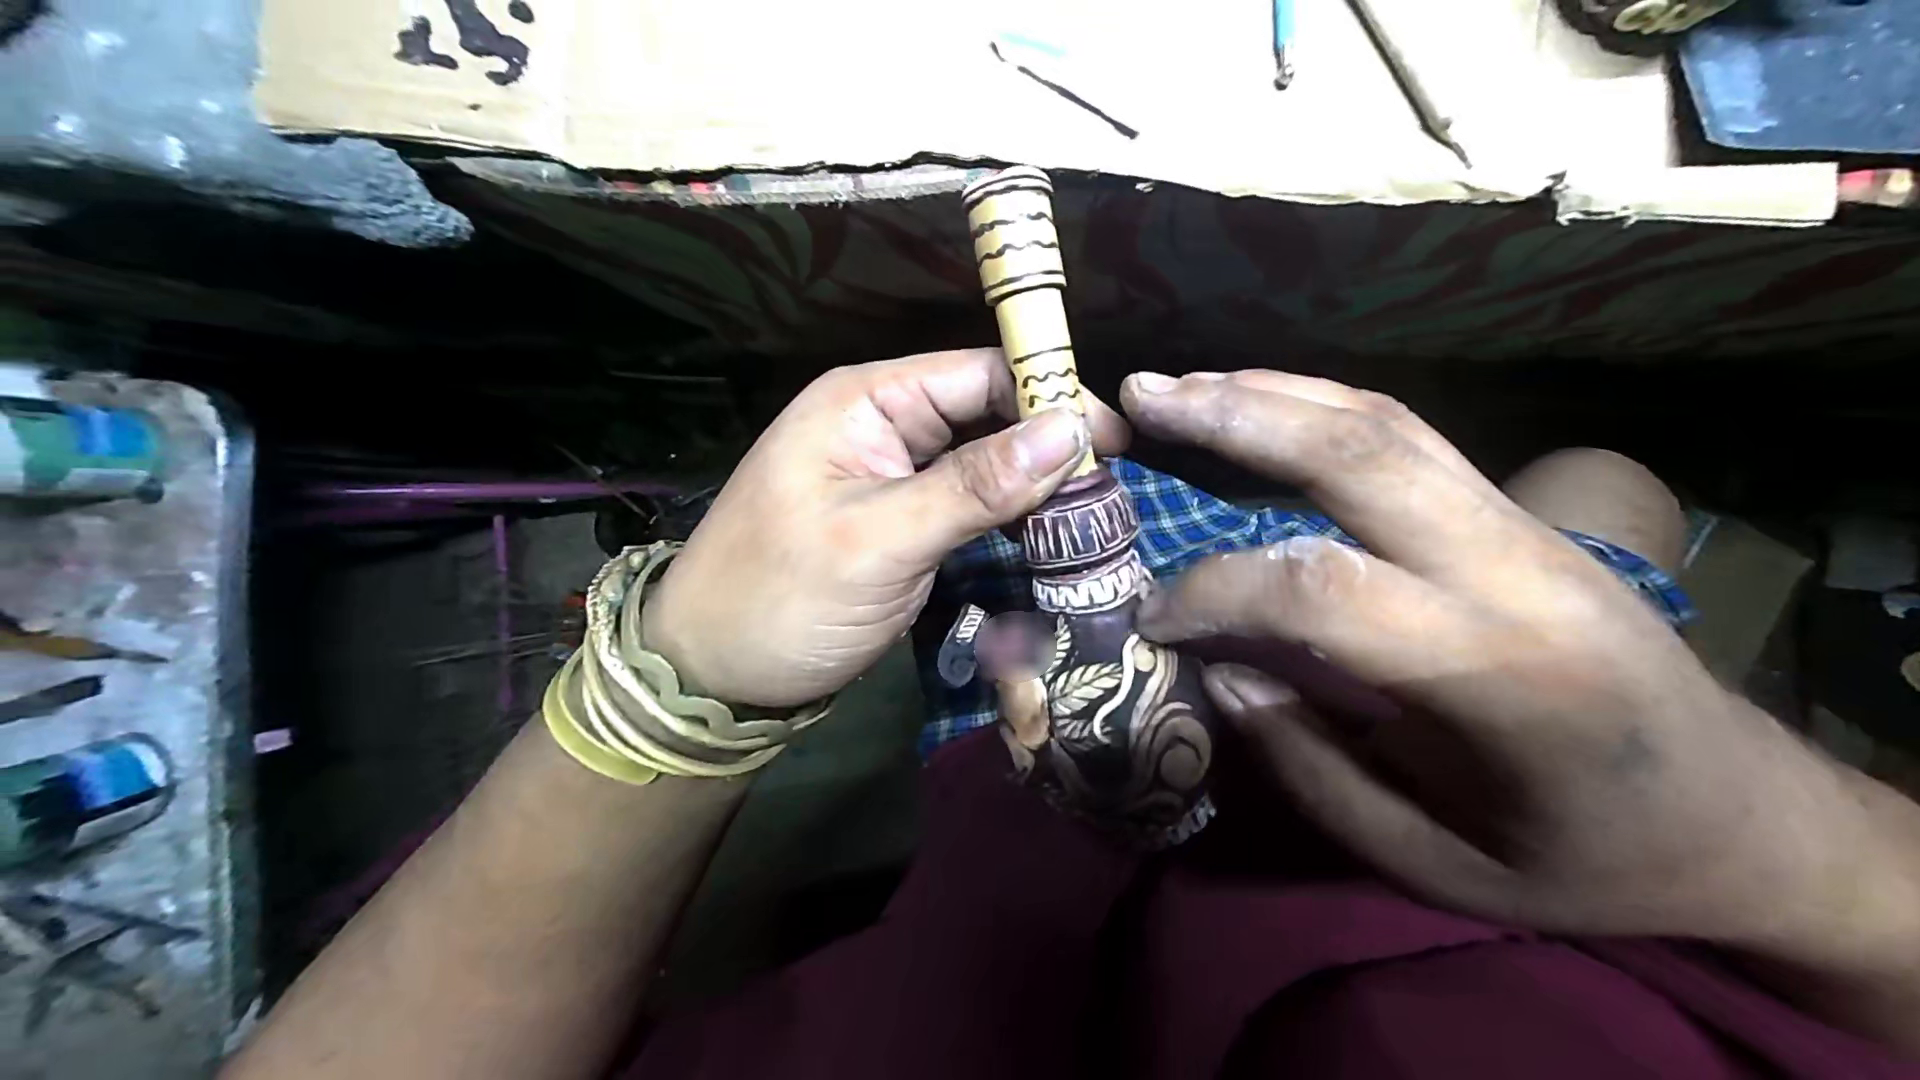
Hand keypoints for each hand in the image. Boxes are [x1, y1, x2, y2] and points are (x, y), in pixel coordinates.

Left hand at [642, 350, 1127, 708]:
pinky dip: (1008, 511)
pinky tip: (1048, 528)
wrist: (718, 672)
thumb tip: (1068, 431)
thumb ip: (973, 485)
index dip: (1048, 395)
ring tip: (1094, 509)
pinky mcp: (904, 520)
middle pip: (986, 411)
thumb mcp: (879, 540)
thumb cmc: (782, 598)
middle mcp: (884, 424)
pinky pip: (968, 500)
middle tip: (1112, 484)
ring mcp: (895, 475)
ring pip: (984, 458)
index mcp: (866, 402)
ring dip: (1034, 480)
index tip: (1114, 438)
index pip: (977, 373)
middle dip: (1047, 440)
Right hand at [1120, 371, 1919, 970]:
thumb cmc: (1579, 857)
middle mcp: (1515, 569)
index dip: (1214, 593)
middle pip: (1360, 454)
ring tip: (1177, 386)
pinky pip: (1401, 433)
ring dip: (1266, 393)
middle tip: (1139, 396)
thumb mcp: (1426, 859)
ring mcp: (1520, 524)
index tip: (1151, 617)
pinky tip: (1254, 400)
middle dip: (1234, 416)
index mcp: (1502, 673)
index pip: (1322, 589)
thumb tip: (1218, 668)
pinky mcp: (1509, 511)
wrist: (1741, 815)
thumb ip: (1304, 762)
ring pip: (1381, 422)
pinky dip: (1312, 404)